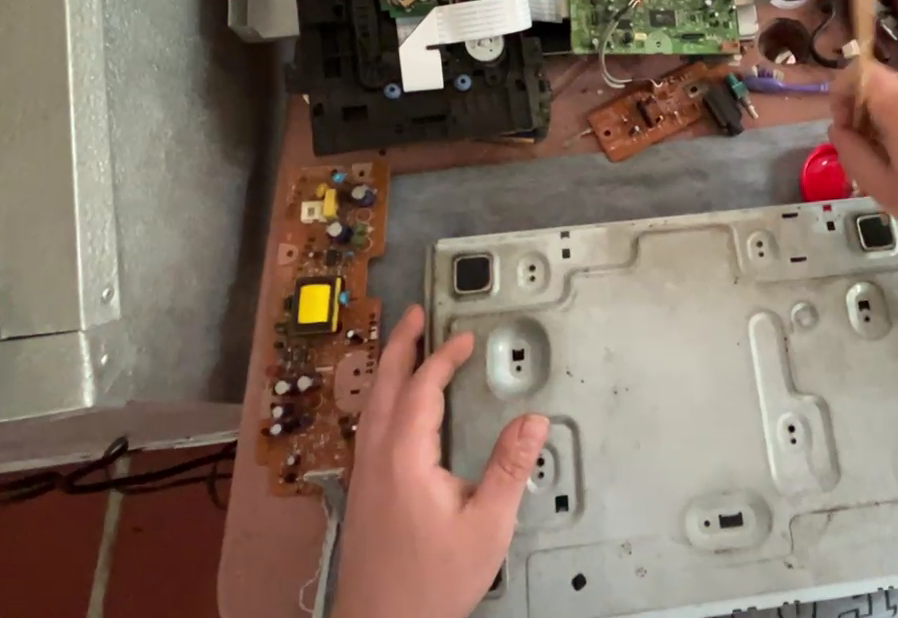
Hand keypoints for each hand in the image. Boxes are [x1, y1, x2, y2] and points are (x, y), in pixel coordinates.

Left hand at [334, 305, 548, 617]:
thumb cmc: (432, 583)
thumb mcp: (487, 526)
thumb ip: (510, 469)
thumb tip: (535, 420)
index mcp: (404, 458)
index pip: (421, 389)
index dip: (443, 358)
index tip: (466, 338)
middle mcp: (376, 459)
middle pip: (383, 386)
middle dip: (399, 345)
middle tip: (415, 314)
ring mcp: (364, 476)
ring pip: (370, 406)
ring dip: (386, 368)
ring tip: (403, 346)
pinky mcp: (362, 493)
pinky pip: (368, 426)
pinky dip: (381, 397)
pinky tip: (392, 405)